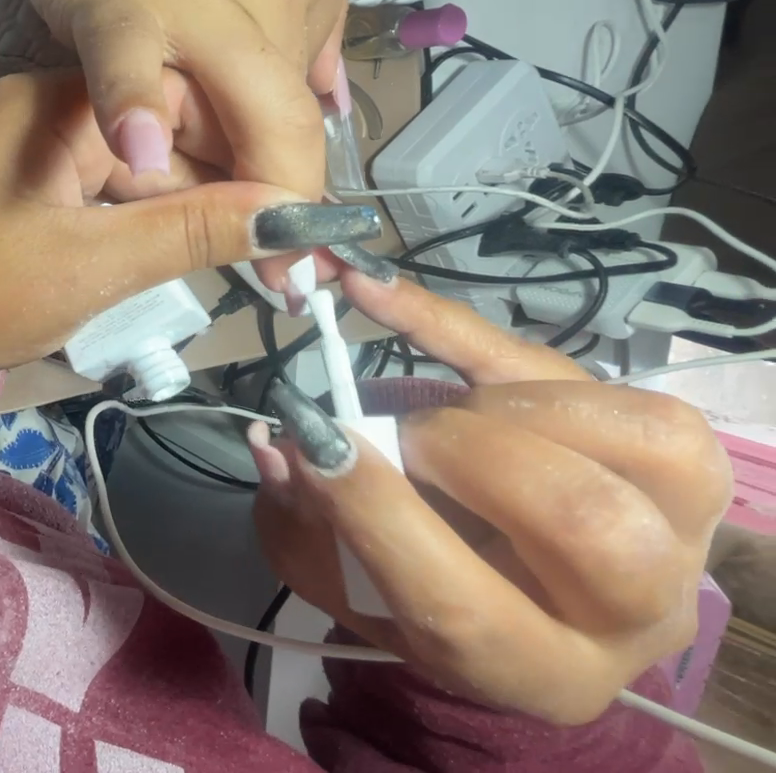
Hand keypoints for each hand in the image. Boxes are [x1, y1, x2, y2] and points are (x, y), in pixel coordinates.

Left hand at [0, 71, 378, 375]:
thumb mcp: (95, 265)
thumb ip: (196, 231)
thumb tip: (299, 214)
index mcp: (49, 103)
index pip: (174, 96)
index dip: (243, 147)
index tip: (298, 200)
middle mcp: (39, 103)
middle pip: (156, 130)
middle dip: (217, 187)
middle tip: (282, 242)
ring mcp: (29, 139)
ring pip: (132, 161)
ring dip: (183, 206)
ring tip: (250, 252)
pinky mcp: (24, 175)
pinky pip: (100, 181)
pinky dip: (140, 214)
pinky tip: (183, 245)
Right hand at [250, 268, 734, 723]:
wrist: (499, 590)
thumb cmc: (395, 587)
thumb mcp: (322, 567)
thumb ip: (298, 513)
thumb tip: (281, 439)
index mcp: (521, 666)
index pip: (459, 602)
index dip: (376, 509)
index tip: (308, 440)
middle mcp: (627, 616)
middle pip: (578, 520)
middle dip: (454, 447)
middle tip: (389, 430)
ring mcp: (680, 537)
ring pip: (647, 446)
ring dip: (509, 406)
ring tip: (438, 409)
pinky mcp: (677, 463)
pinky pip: (614, 377)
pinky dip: (494, 334)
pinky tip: (387, 296)